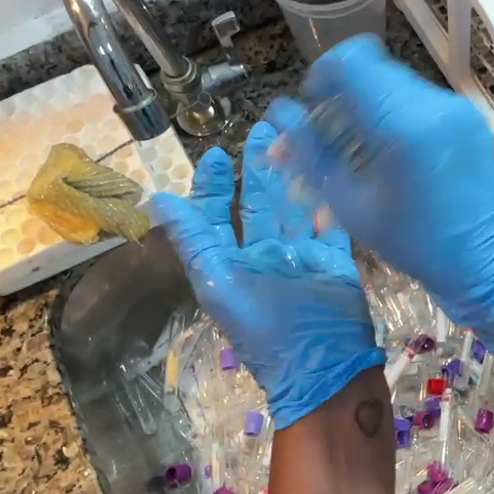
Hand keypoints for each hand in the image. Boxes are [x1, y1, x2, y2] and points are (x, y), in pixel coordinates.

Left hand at [150, 121, 383, 427]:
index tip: (214, 155)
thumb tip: (157, 199)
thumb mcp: (218, 283)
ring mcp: (302, 257)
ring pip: (295, 206)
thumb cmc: (265, 328)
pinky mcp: (335, 261)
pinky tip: (326, 172)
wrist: (324, 366)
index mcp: (231, 263)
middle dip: (258, 167)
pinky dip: (328, 201)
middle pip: (260, 203)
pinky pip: (331, 224)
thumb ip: (193, 239)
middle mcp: (265, 256)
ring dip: (293, 175)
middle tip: (265, 128)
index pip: (217, 216)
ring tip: (296, 138)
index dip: (213, 186)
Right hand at [265, 34, 493, 351]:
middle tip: (321, 144)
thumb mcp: (351, 205)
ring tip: (348, 159)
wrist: (487, 262)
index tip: (312, 112)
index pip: (350, 61)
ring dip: (363, 116)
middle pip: (370, 76)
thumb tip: (280, 115)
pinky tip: (380, 162)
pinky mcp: (467, 121)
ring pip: (393, 91)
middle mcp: (434, 104)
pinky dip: (391, 124)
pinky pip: (417, 107)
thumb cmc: (416, 244)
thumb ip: (311, 154)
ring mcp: (456, 110)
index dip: (320, 78)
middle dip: (338, 105)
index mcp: (404, 123)